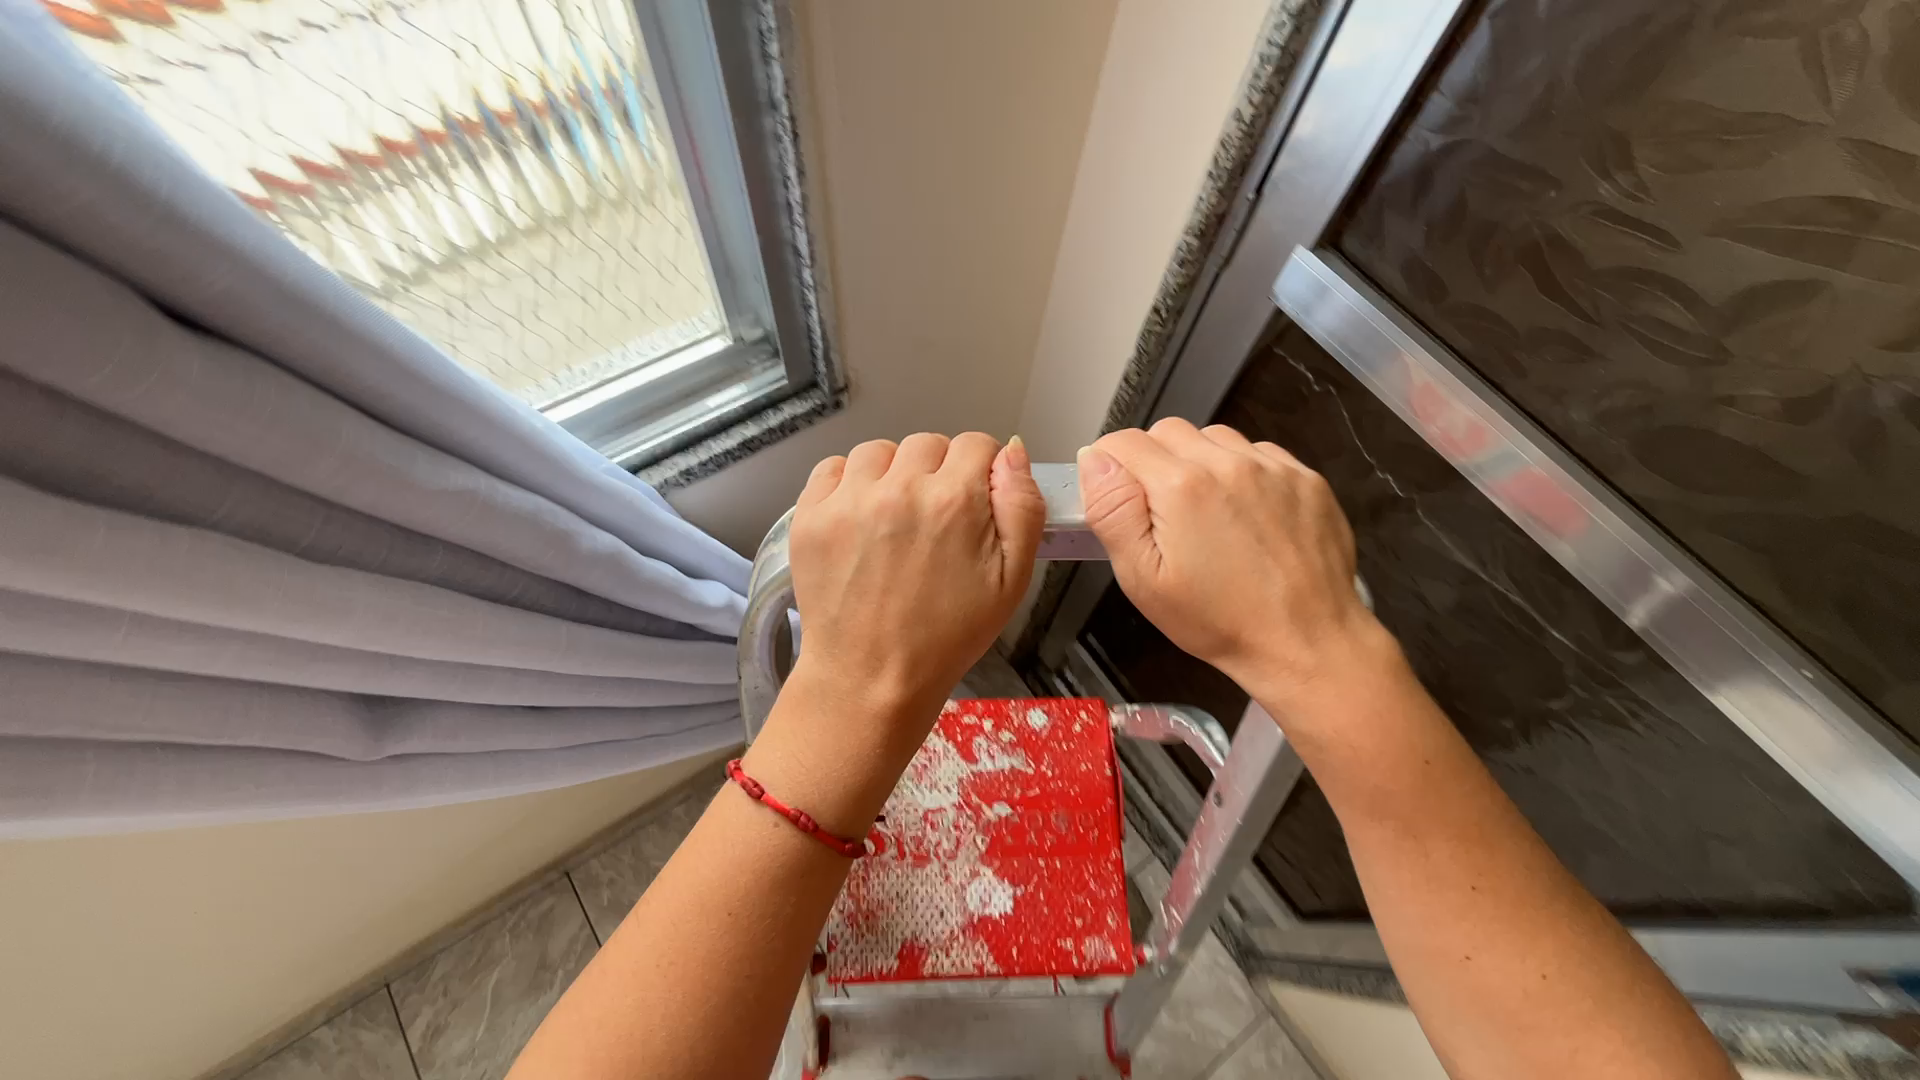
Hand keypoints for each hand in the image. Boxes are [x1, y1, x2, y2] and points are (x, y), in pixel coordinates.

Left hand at [786, 432, 1044, 749]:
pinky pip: (833, 469)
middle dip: (939, 472)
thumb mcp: (1012, 580)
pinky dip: (849, 484)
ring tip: (894, 520)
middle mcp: (899, 488)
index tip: (975, 501)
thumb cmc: (948, 636)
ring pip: (880, 452)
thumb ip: (1023, 507)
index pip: (977, 444)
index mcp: (954, 500)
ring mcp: (848, 499)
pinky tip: (859, 519)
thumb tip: (1012, 452)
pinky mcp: (810, 515)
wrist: (872, 678)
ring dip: (893, 474)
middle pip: (928, 444)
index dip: (983, 471)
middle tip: (935, 522)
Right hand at [1078, 418, 1390, 711]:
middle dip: (1152, 462)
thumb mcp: (1143, 580)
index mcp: (1181, 487)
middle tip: (1159, 514)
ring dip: (1197, 462)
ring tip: (1204, 514)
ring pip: (1214, 437)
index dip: (1108, 465)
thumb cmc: (1221, 620)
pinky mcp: (1305, 478)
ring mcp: (1273, 467)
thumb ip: (1112, 512)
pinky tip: (1243, 515)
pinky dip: (1240, 471)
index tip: (1115, 495)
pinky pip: (1257, 452)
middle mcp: (1229, 463)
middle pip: (1167, 431)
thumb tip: (1094, 460)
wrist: (1307, 642)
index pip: (1124, 442)